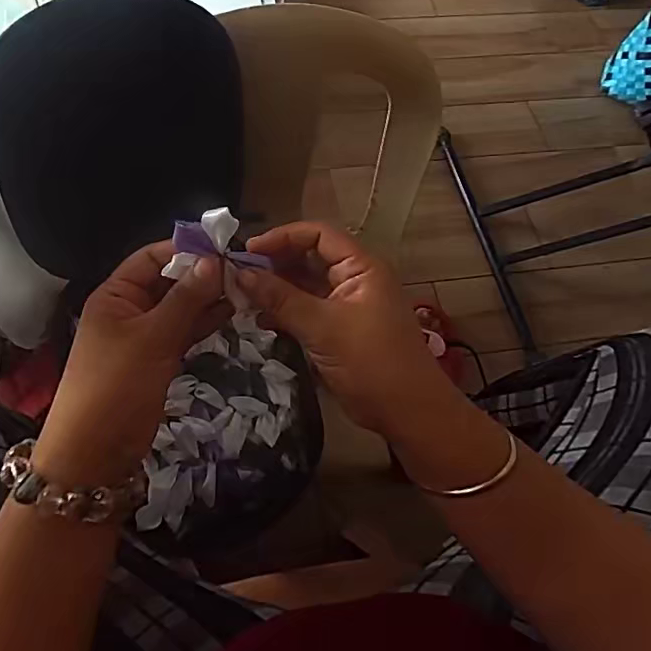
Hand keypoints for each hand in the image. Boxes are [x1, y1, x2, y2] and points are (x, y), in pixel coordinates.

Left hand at [34, 241, 223, 486]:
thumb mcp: (152, 337)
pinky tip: (229, 313)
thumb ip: (185, 299)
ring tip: (244, 288)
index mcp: (115, 294)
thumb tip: (214, 261)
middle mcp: (127, 309)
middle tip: (242, 269)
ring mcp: (142, 336)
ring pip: (177, 307)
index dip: (184, 249)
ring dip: (206, 298)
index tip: (223, 246)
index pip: (151, 257)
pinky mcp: (155, 360)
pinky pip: (181, 332)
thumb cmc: (117, 385)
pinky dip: (202, 323)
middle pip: (167, 281)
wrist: (93, 456)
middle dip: (200, 274)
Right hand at [236, 222, 467, 443]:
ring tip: (243, 297)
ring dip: (276, 288)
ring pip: (305, 284)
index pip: (317, 234)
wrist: (410, 416)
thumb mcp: (322, 327)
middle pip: (309, 257)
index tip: (249, 250)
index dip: (282, 237)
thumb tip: (240, 274)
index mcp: (360, 267)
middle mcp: (354, 279)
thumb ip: (280, 298)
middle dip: (275, 263)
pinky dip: (284, 310)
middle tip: (239, 274)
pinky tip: (260, 320)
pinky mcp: (340, 329)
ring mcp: (347, 304)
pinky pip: (307, 309)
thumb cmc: (372, 363)